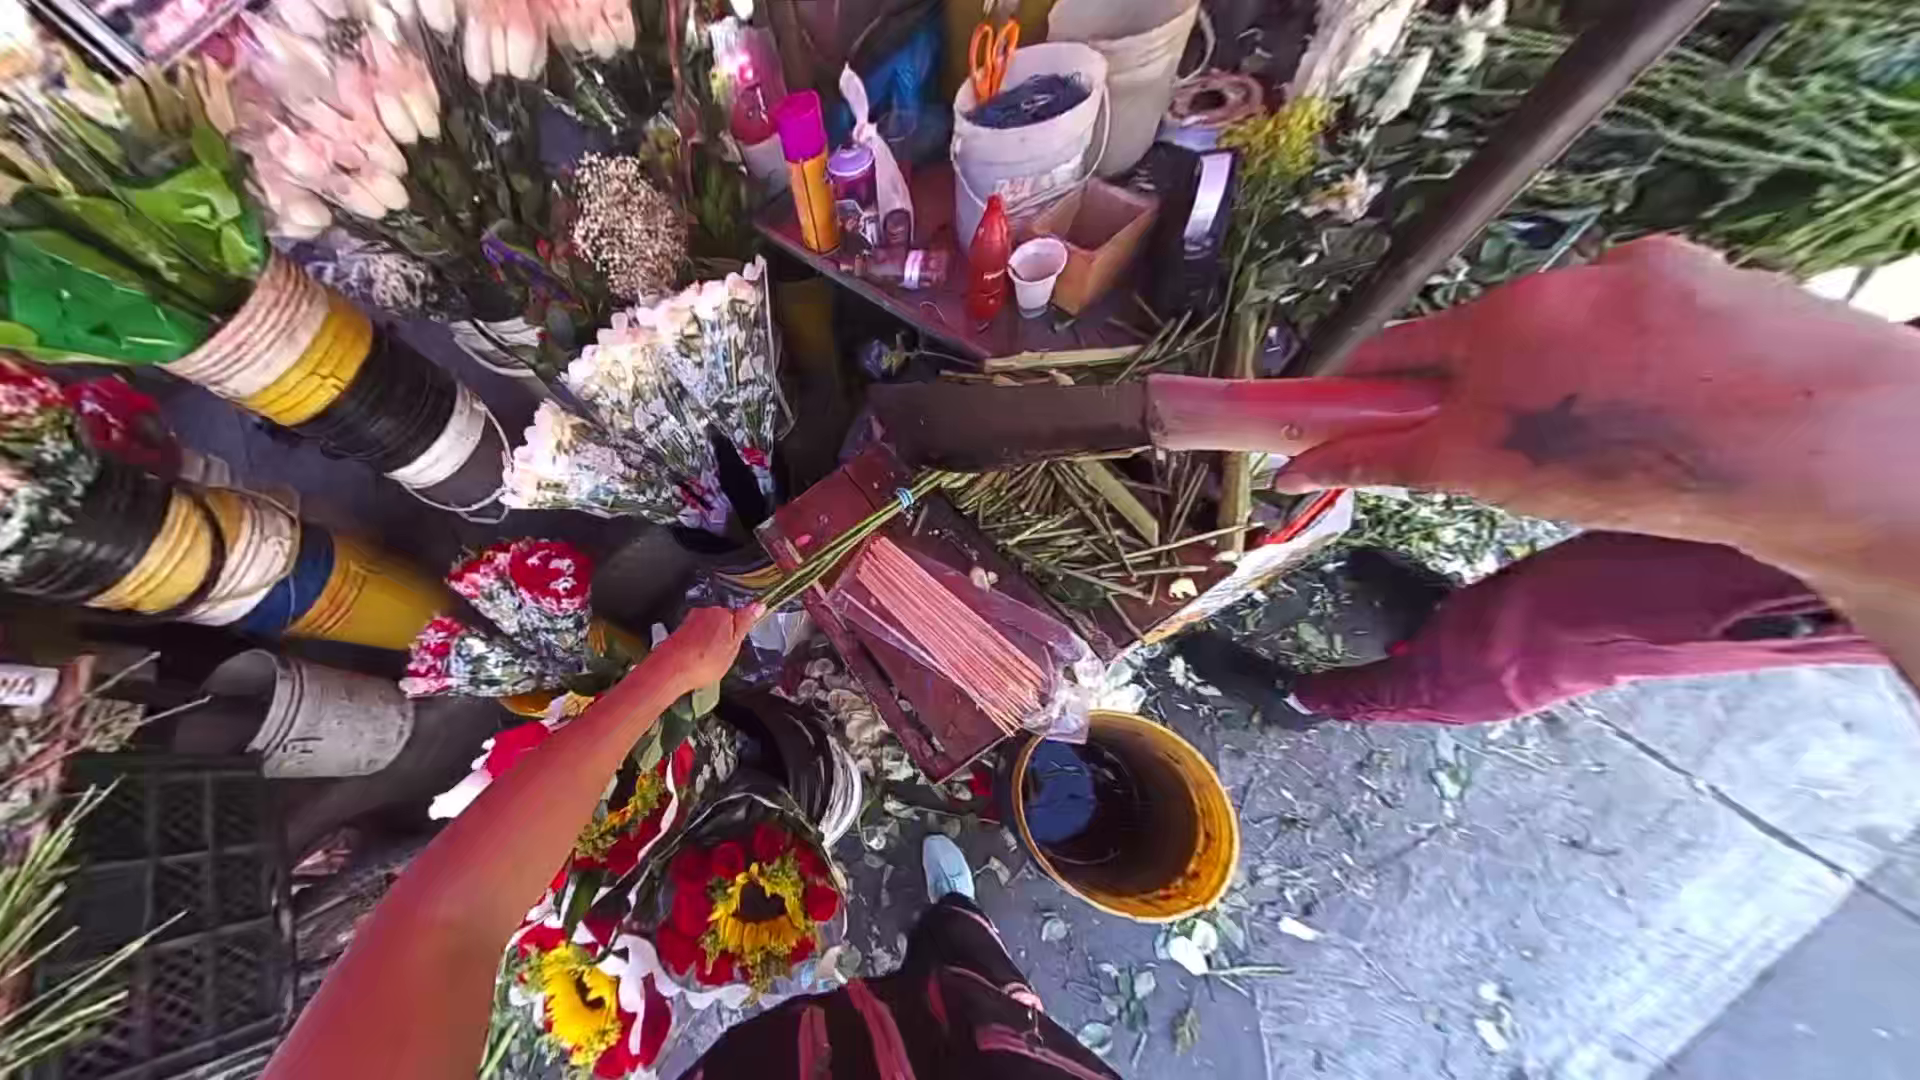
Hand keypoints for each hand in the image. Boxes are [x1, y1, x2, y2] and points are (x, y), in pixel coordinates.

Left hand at [646, 605, 759, 695]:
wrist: (669, 671)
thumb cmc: (702, 660)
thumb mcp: (734, 644)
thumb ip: (746, 622)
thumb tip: (759, 605)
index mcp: (723, 612)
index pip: (739, 614)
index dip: (741, 629)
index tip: (740, 639)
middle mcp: (705, 612)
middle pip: (722, 620)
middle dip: (724, 635)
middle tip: (726, 654)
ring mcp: (690, 622)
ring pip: (707, 630)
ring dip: (709, 642)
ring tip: (709, 661)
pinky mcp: (678, 633)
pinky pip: (695, 638)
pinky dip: (697, 648)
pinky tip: (697, 661)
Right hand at [1272, 236, 1919, 592]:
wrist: (1839, 455)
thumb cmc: (1617, 465)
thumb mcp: (1472, 470)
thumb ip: (1374, 460)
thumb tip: (1292, 472)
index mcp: (1500, 316)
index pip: (1397, 347)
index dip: (1366, 385)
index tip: (1356, 414)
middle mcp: (1571, 277)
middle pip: (1481, 339)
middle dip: (1469, 390)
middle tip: (1493, 444)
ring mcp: (1657, 272)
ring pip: (1561, 333)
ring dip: (1548, 377)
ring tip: (1592, 435)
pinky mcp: (1729, 282)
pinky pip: (1639, 325)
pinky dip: (1624, 363)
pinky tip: (1656, 406)